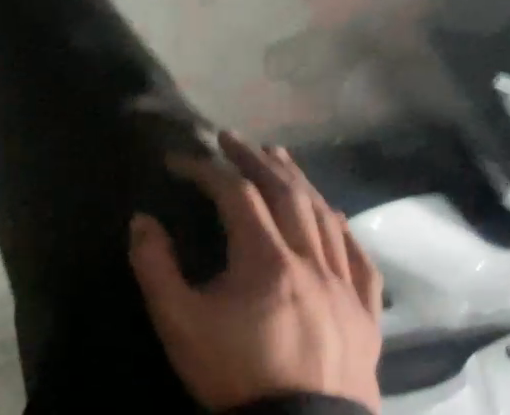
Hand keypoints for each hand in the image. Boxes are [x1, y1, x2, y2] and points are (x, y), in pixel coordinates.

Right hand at [129, 130, 383, 413]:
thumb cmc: (234, 370)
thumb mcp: (176, 318)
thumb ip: (154, 263)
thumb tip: (143, 221)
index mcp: (267, 261)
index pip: (237, 194)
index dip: (205, 168)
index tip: (176, 160)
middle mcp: (313, 264)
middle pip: (289, 196)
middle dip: (256, 161)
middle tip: (230, 139)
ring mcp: (346, 290)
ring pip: (328, 220)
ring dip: (299, 182)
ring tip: (278, 158)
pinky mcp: (366, 316)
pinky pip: (361, 261)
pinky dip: (344, 228)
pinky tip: (333, 215)